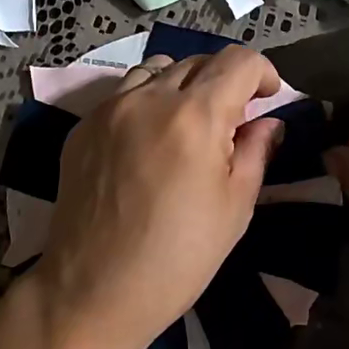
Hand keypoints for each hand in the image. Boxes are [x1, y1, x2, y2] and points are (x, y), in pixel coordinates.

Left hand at [28, 47, 284, 348]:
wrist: (93, 287)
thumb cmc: (177, 257)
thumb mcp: (234, 208)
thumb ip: (255, 152)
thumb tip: (267, 121)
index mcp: (193, 115)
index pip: (237, 61)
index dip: (263, 73)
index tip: (267, 98)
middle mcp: (146, 99)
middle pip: (194, 62)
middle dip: (222, 81)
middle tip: (230, 120)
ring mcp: (106, 111)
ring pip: (153, 72)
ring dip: (179, 86)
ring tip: (186, 125)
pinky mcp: (80, 129)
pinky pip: (120, 97)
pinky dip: (143, 103)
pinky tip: (146, 143)